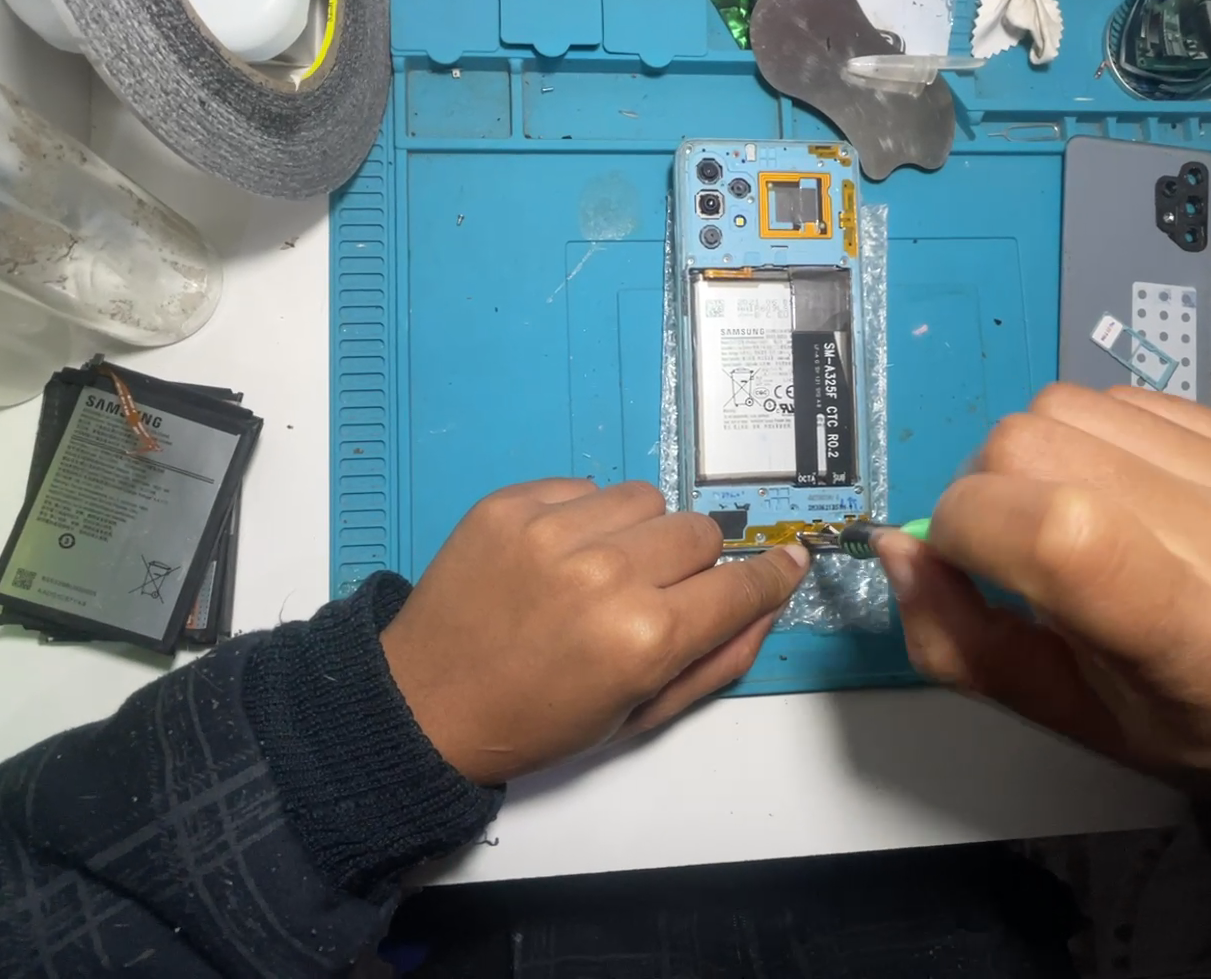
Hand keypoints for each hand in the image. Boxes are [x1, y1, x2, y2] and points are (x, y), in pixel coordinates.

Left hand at [381, 480, 809, 784]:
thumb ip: (718, 656)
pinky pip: (586, 487)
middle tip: (654, 591)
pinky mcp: (510, 502)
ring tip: (602, 566)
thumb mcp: (640, 713)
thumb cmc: (541, 722)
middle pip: (699, 530)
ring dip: (641, 532)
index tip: (783, 564)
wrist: (428, 703)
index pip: (741, 585)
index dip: (769, 576)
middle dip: (693, 563)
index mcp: (646, 637)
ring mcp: (552, 528)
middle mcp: (607, 571)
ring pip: (647, 498)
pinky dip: (587, 517)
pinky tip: (558, 552)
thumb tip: (770, 595)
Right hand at [878, 384, 1210, 839]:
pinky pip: (1117, 399)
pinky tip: (1114, 491)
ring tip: (1061, 514)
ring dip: (1026, 458)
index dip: (969, 529)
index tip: (961, 566)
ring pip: (1063, 406)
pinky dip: (1080, 440)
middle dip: (982, 490)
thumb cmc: (1195, 736)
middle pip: (1034, 443)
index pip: (1057, 531)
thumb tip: (898, 545)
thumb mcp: (1059, 718)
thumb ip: (955, 642)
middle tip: (1008, 547)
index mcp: (1197, 643)